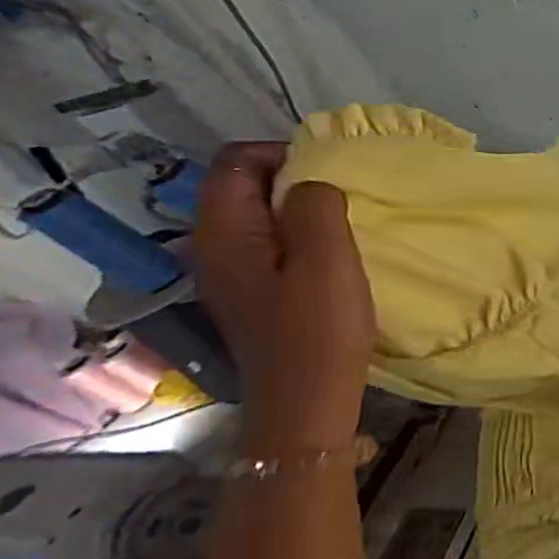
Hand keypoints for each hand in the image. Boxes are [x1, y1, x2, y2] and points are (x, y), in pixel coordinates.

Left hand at [193, 143, 374, 461]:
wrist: (307, 403)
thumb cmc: (319, 329)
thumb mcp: (327, 259)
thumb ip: (316, 205)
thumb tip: (313, 185)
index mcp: (222, 232)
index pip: (235, 162)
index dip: (283, 154)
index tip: (333, 174)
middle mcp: (212, 248)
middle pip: (244, 188)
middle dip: (295, 182)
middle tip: (346, 201)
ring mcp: (230, 275)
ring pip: (261, 220)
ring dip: (302, 214)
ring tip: (345, 229)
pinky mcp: (253, 296)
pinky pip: (271, 248)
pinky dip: (301, 241)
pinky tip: (333, 262)